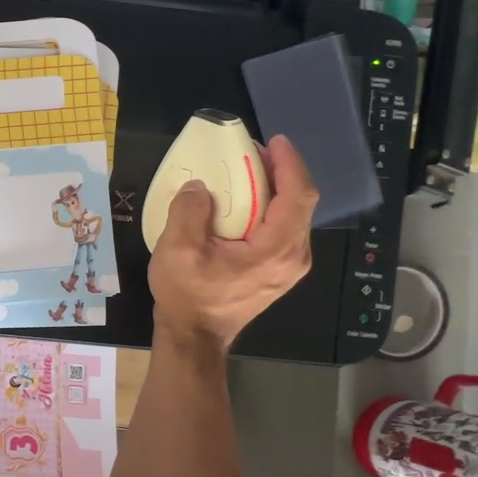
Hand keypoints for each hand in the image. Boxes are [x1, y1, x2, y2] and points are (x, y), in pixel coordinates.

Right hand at [148, 135, 318, 348]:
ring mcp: (289, 267)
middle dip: (281, 174)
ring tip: (248, 175)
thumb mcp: (178, 250)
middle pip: (299, 205)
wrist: (195, 335)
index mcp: (276, 249)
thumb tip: (198, 187)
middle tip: (254, 153)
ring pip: (291, 219)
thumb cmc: (188, 294)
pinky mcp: (277, 273)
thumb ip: (189, 213)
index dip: (289, 165)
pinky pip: (281, 232)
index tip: (274, 141)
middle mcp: (294, 256)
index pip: (297, 197)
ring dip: (273, 193)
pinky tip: (243, 208)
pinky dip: (267, 211)